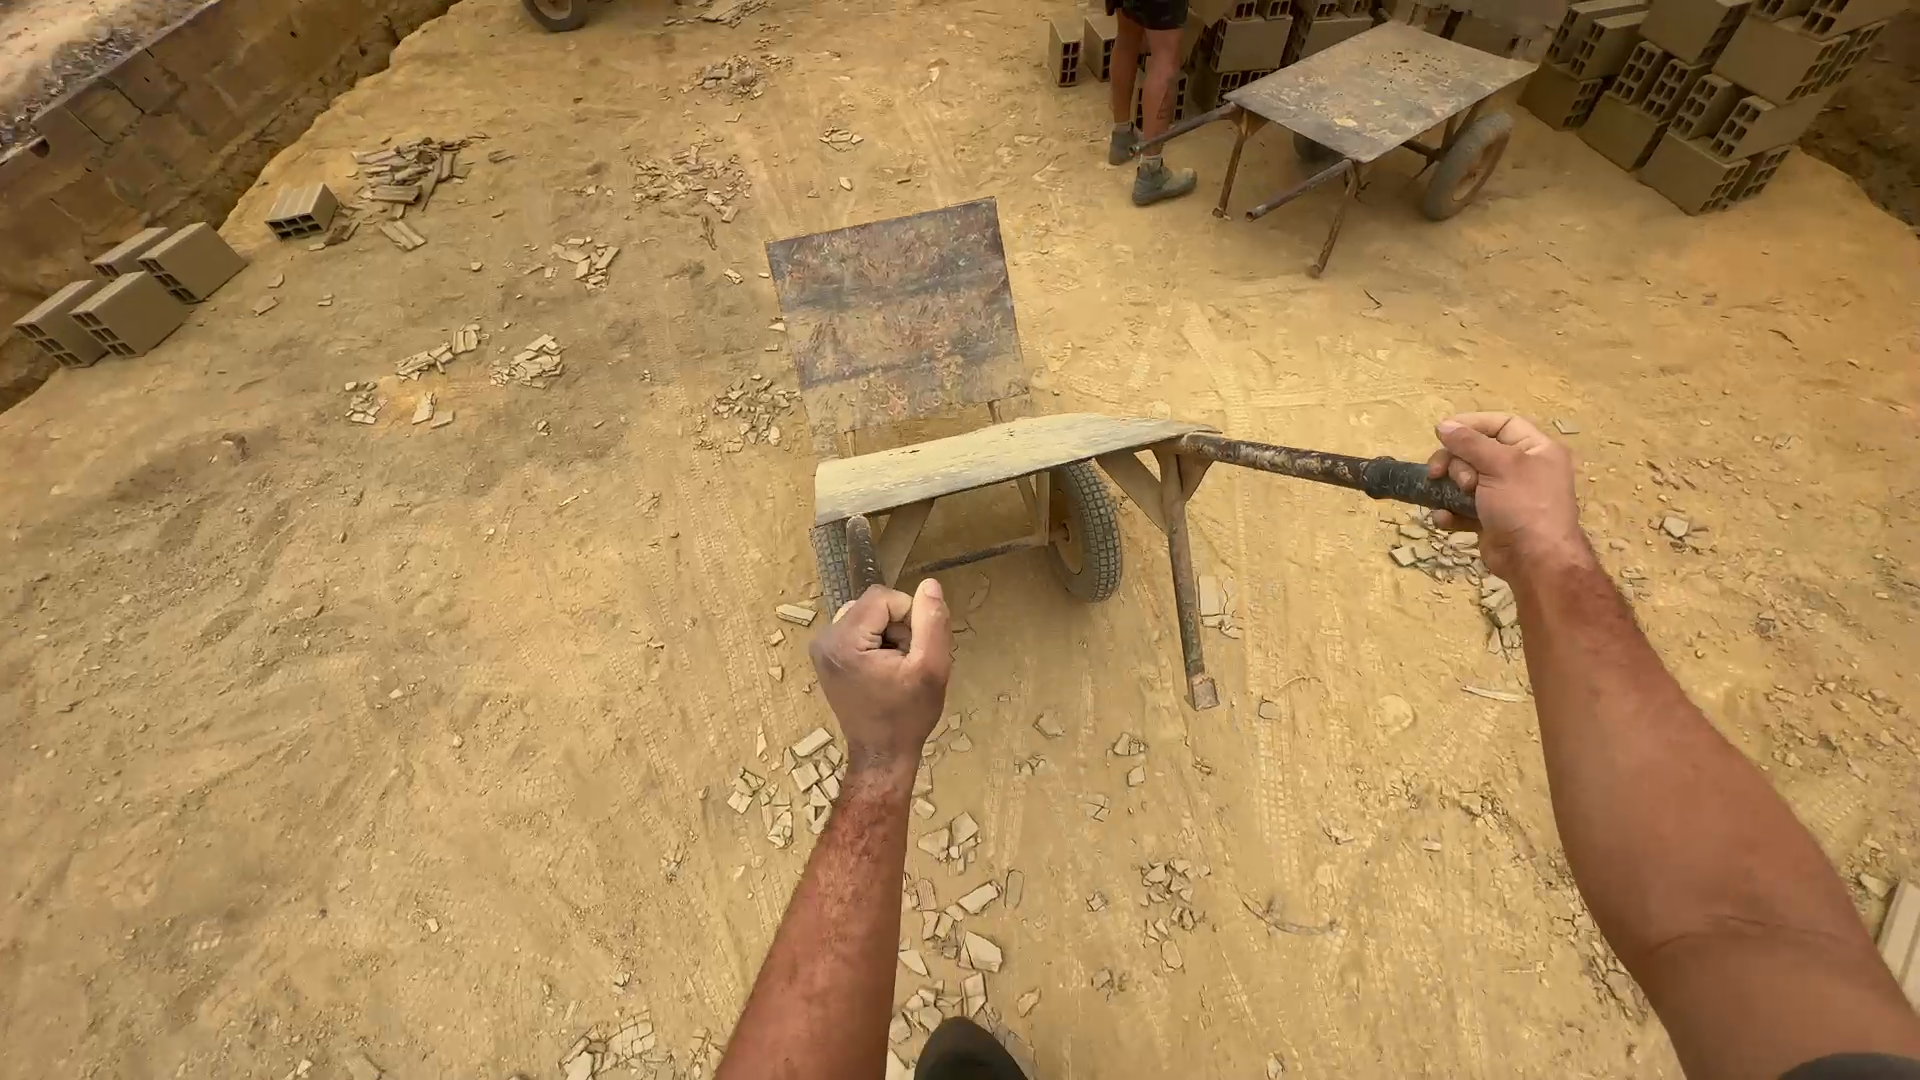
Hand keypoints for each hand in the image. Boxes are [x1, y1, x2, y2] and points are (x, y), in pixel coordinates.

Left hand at [809, 580, 952, 779]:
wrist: (881, 755)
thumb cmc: (907, 717)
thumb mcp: (932, 669)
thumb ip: (932, 623)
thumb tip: (929, 585)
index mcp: (844, 640)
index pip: (884, 596)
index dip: (910, 616)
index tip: (916, 650)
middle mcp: (825, 638)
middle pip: (874, 603)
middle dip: (899, 625)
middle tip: (907, 662)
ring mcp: (821, 647)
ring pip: (869, 614)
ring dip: (890, 633)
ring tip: (897, 667)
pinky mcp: (826, 655)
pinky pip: (859, 628)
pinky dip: (877, 641)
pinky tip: (884, 670)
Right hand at [1425, 412, 1589, 580]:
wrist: (1533, 558)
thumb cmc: (1524, 505)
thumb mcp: (1500, 466)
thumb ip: (1470, 443)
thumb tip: (1444, 425)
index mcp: (1534, 450)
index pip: (1500, 424)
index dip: (1471, 425)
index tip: (1442, 433)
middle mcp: (1520, 468)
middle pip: (1475, 451)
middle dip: (1455, 462)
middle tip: (1441, 474)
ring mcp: (1502, 494)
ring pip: (1463, 479)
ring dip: (1449, 488)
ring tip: (1451, 500)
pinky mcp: (1488, 517)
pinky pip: (1460, 506)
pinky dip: (1450, 511)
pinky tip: (1446, 518)